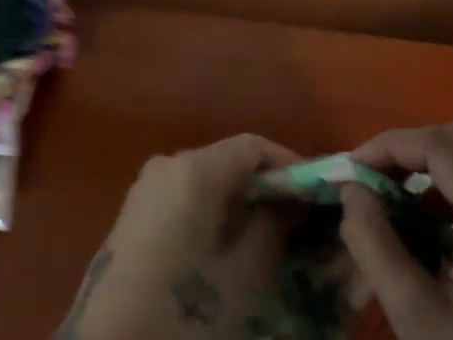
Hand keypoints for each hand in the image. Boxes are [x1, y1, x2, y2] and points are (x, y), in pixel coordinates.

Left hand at [57, 134, 301, 339]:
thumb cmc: (185, 306)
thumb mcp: (245, 274)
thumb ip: (275, 227)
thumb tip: (292, 202)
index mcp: (193, 168)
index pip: (254, 146)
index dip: (291, 167)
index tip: (318, 199)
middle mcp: (166, 163)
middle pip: (229, 162)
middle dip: (267, 190)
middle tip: (300, 227)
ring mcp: (145, 187)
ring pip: (207, 182)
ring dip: (241, 206)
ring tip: (270, 244)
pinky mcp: (134, 213)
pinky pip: (185, 199)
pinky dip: (214, 216)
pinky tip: (228, 253)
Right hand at [340, 124, 452, 339]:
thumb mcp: (419, 318)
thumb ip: (375, 244)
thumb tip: (352, 190)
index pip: (442, 146)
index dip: (388, 146)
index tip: (351, 173)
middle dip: (411, 153)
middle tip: (373, 187)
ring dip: (439, 172)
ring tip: (404, 213)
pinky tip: (447, 237)